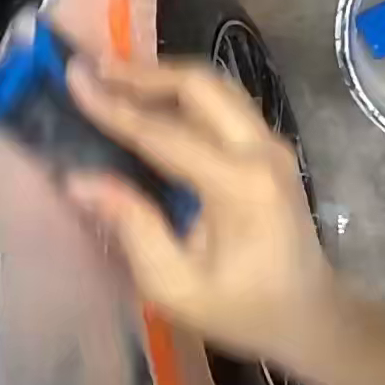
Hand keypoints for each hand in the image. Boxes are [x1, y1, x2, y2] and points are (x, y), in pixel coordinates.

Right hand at [64, 57, 339, 363]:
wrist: (310, 315)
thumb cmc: (242, 309)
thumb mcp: (174, 285)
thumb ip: (131, 226)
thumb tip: (80, 180)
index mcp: (239, 185)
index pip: (164, 132)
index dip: (114, 106)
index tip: (75, 78)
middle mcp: (262, 150)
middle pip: (200, 85)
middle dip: (144, 74)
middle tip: (96, 70)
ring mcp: (273, 144)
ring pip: (216, 87)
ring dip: (165, 78)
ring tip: (117, 79)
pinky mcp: (272, 149)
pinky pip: (225, 104)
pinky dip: (185, 95)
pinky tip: (154, 101)